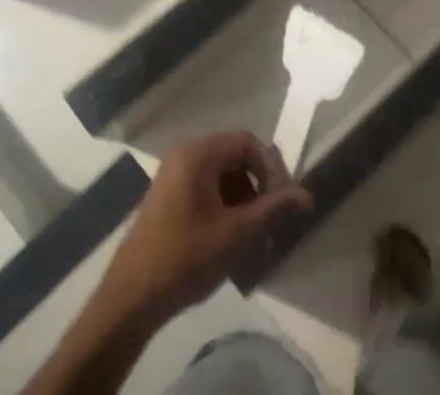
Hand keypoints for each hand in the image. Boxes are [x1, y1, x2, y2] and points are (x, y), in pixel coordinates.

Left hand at [98, 131, 312, 325]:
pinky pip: (205, 191)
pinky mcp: (167, 198)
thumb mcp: (236, 233)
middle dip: (258, 187)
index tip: (280, 203)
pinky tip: (230, 241)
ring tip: (252, 237)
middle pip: (235, 158)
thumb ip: (273, 209)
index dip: (271, 169)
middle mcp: (183, 156)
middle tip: (269, 221)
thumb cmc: (186, 258)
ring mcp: (172, 177)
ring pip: (222, 177)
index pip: (248, 143)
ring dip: (243, 201)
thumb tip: (307, 194)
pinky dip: (224, 209)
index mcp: (198, 155)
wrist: (132, 295)